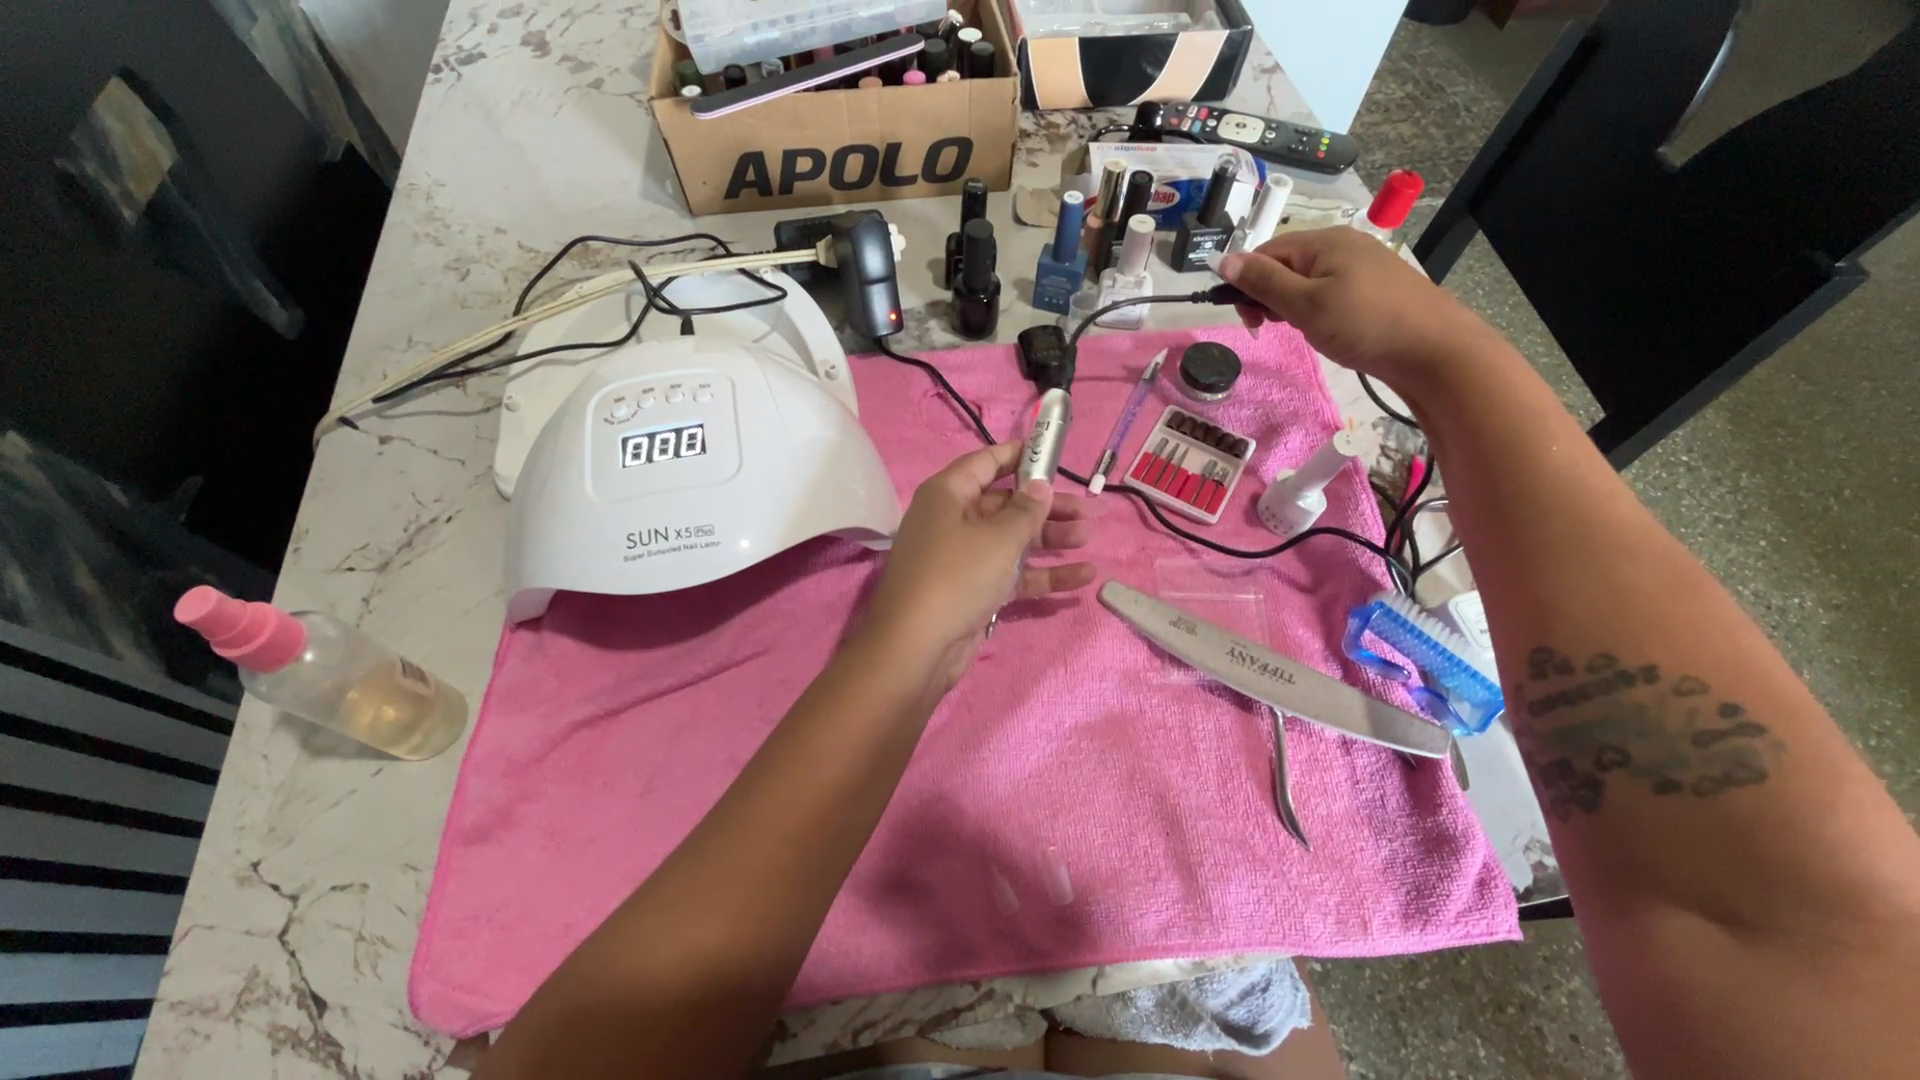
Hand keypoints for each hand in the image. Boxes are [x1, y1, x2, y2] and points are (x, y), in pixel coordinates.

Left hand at [860, 441, 1095, 692]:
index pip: (986, 463)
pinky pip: (1013, 575)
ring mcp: (963, 559)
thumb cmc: (957, 576)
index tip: (1054, 453)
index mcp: (948, 495)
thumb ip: (1026, 510)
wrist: (917, 647)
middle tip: (1088, 510)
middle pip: (1006, 504)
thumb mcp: (998, 538)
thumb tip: (1040, 485)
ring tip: (1088, 538)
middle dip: (1047, 506)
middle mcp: (953, 521)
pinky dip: (1043, 575)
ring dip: (1050, 539)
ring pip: (1013, 541)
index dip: (1020, 456)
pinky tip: (1082, 577)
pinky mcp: (974, 592)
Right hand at [1218, 227, 1503, 391]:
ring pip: (1307, 279)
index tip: (1248, 320)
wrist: (1433, 349)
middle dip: (1268, 295)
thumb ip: (1262, 282)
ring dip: (1291, 304)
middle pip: (1285, 263)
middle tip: (1270, 328)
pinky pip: (1329, 289)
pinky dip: (1315, 308)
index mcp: (1323, 241)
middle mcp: (1343, 244)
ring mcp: (1362, 264)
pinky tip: (1324, 328)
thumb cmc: (1363, 324)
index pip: (1265, 252)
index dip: (1246, 283)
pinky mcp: (1375, 286)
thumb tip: (1221, 260)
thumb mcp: (1304, 304)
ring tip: (1300, 330)